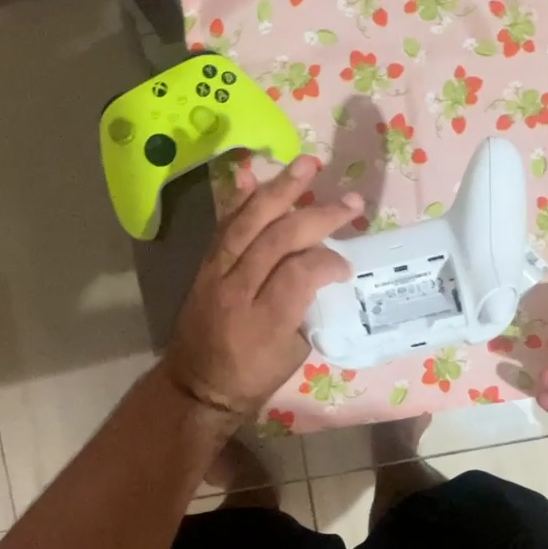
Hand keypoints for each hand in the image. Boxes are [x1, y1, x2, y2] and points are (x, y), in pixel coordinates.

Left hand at [161, 155, 361, 422]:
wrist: (196, 385)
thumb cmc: (252, 377)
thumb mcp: (294, 354)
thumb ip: (309, 308)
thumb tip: (324, 271)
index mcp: (265, 320)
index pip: (301, 272)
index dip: (329, 261)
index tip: (346, 266)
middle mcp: (237, 289)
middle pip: (277, 238)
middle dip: (318, 215)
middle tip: (350, 202)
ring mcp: (216, 273)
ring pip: (249, 220)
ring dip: (281, 189)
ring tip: (308, 163)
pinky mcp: (204, 264)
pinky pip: (223, 223)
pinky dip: (238, 197)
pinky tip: (252, 173)